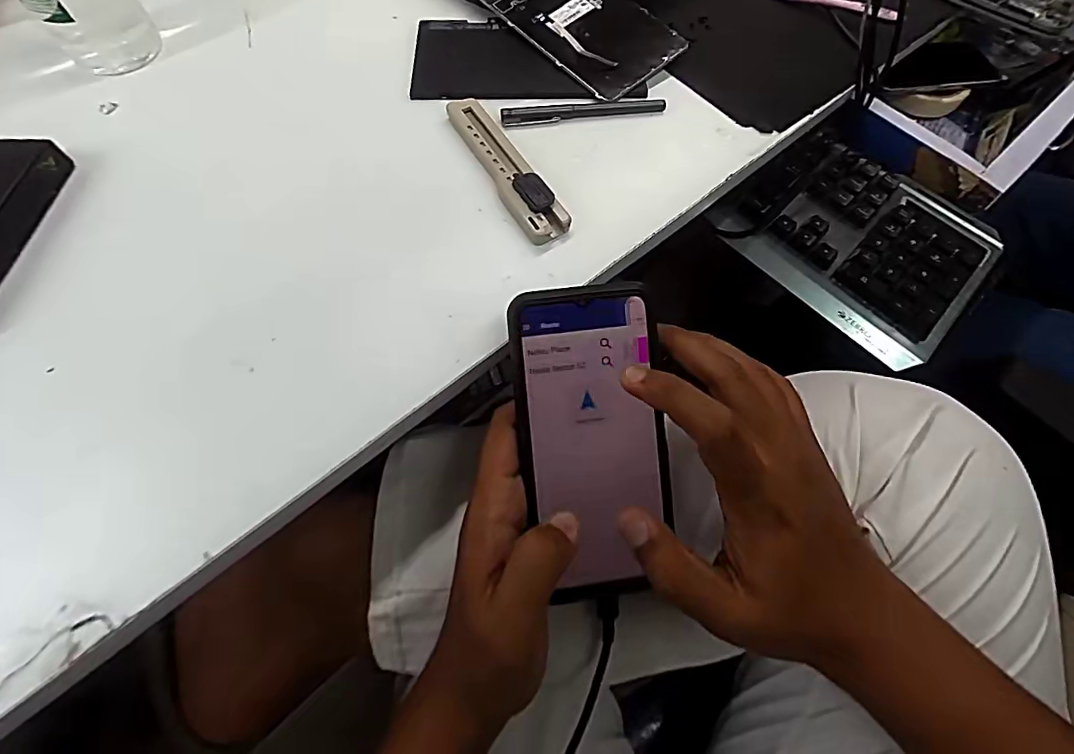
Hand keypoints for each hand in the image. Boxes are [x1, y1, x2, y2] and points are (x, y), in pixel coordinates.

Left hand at [405, 404, 578, 735]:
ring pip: (537, 477)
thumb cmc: (482, 654)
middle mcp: (498, 515)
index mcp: (488, 517)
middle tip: (589, 405)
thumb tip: (567, 515)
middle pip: (521, 453)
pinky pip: (549, 507)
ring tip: (601, 439)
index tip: (547, 383)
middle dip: (549, 425)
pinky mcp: (526, 550)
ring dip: (562, 456)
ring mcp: (512, 531)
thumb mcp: (511, 607)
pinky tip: (597, 495)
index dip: (519, 409)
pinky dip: (570, 492)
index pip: (500, 446)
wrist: (473, 691)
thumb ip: (538, 559)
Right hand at [614, 326, 894, 665]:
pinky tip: (722, 360)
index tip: (632, 376)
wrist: (861, 613)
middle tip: (649, 336)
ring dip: (715, 347)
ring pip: (758, 374)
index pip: (716, 424)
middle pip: (739, 380)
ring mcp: (798, 443)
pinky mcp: (805, 441)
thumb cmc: (793, 610)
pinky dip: (744, 361)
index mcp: (760, 492)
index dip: (671, 392)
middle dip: (691, 348)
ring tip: (676, 338)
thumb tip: (628, 519)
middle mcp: (781, 455)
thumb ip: (671, 569)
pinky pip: (776, 385)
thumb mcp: (725, 611)